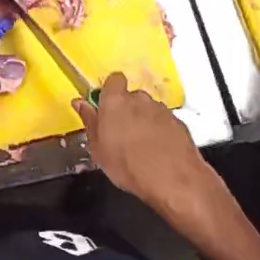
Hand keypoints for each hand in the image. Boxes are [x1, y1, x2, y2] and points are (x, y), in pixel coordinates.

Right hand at [74, 73, 228, 219]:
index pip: (113, 80)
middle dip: (125, 110)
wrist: (172, 179)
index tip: (105, 107)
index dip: (109, 91)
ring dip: (143, 121)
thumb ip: (89, 121)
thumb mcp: (97, 148)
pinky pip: (163, 121)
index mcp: (115, 102)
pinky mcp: (178, 122)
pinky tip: (155, 151)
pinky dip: (159, 131)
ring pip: (148, 109)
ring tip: (139, 146)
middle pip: (131, 96)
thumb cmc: (127, 165)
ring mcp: (161, 110)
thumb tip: (80, 103)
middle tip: (119, 133)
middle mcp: (140, 100)